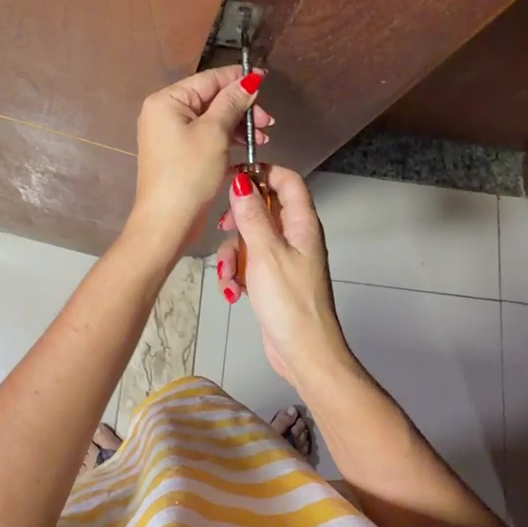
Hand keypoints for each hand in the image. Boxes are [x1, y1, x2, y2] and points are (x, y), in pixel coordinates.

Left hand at [131, 65, 272, 241]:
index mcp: (167, 101)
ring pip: (212, 118)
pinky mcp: (179, 152)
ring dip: (239, 124)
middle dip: (242, 107)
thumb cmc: (189, 174)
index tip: (265, 78)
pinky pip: (207, 135)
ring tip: (263, 137)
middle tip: (268, 121)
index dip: (239, 78)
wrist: (168, 222)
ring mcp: (170, 133)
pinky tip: (248, 146)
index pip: (209, 79)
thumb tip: (250, 80)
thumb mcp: (215, 133)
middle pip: (212, 98)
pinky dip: (227, 138)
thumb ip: (233, 103)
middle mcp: (165, 112)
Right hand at [214, 166, 355, 389]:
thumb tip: (241, 180)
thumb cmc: (289, 301)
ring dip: (232, 254)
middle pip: (263, 208)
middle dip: (239, 218)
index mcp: (301, 223)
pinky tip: (232, 291)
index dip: (262, 173)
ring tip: (228, 276)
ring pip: (250, 237)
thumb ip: (252, 215)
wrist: (304, 353)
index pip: (287, 180)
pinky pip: (249, 263)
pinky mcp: (272, 279)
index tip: (233, 177)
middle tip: (223, 227)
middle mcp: (295, 235)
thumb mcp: (265, 253)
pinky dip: (237, 273)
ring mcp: (284, 258)